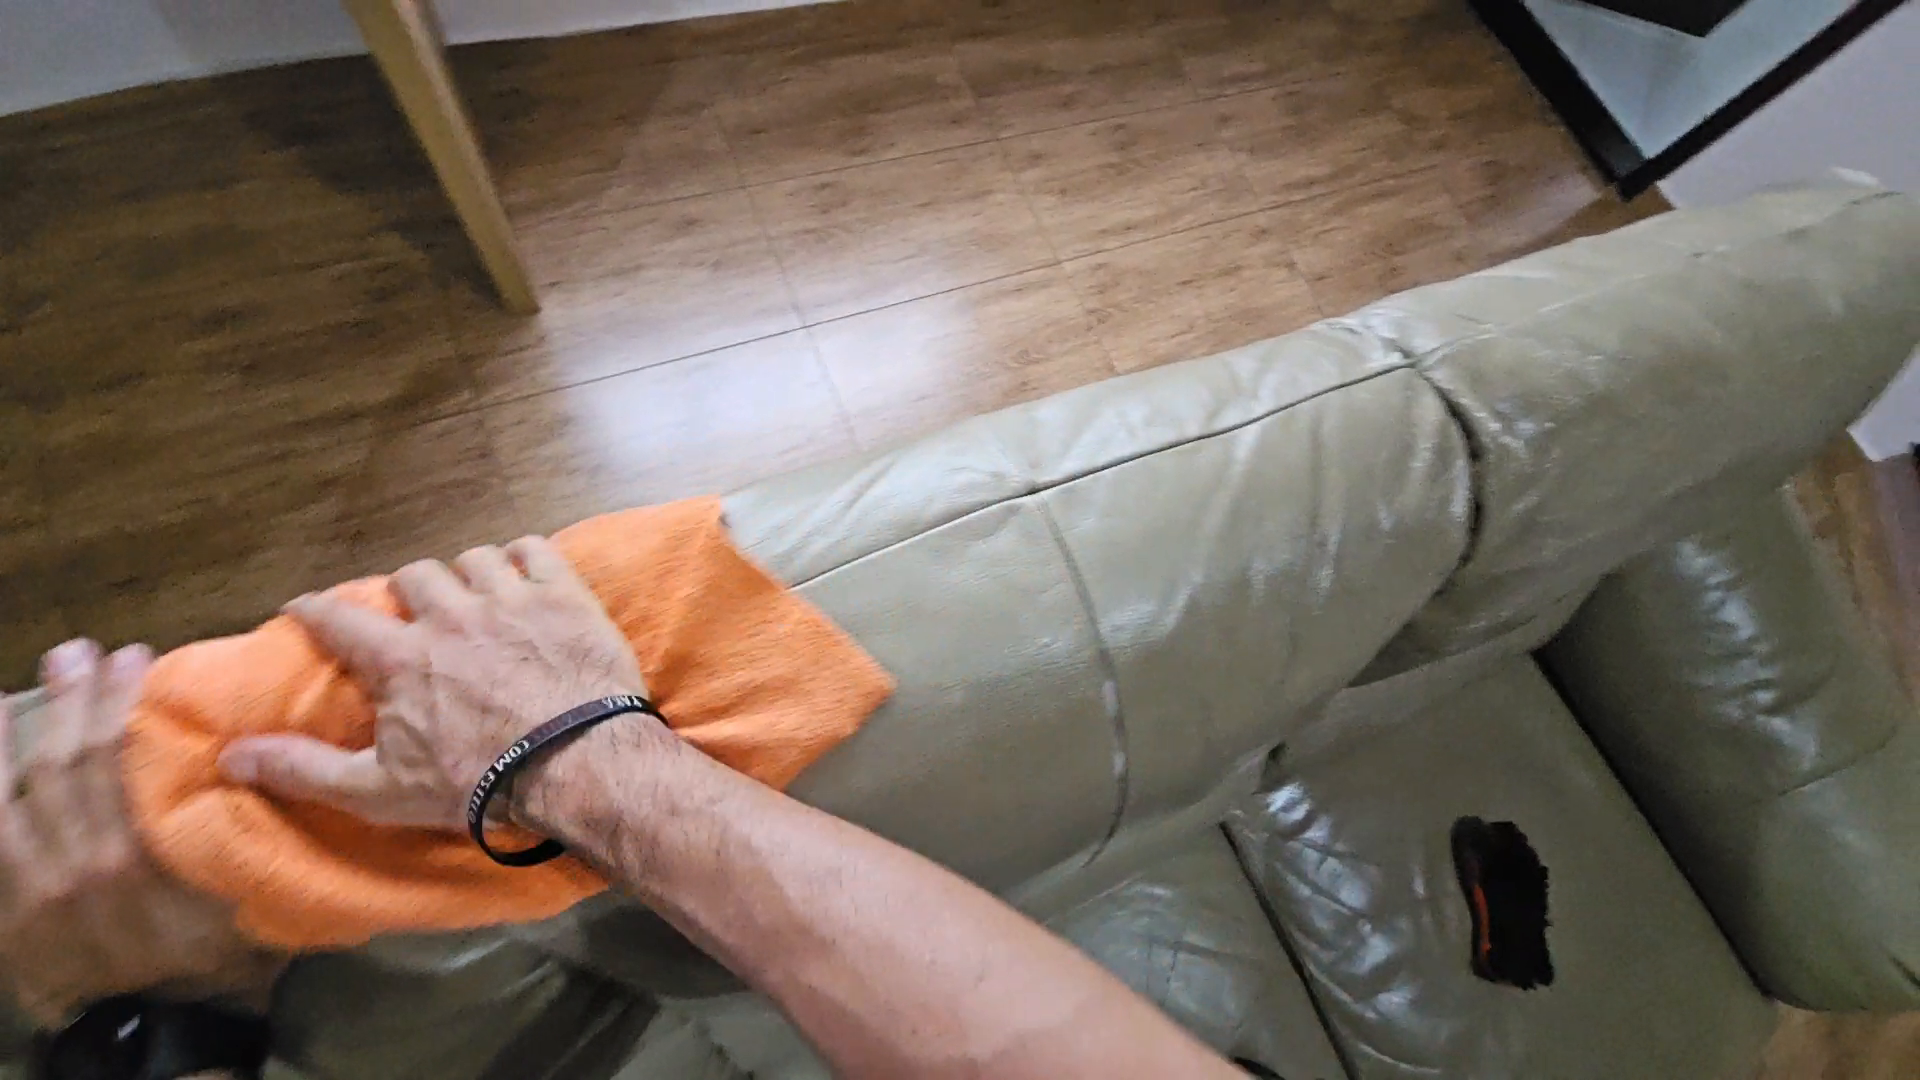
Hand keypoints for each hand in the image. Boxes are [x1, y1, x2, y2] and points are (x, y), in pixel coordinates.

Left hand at [0, 641, 284, 1026]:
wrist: (157, 1021)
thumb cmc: (219, 948)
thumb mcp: (239, 889)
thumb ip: (232, 833)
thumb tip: (245, 768)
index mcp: (128, 859)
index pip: (109, 768)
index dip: (114, 710)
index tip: (133, 663)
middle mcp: (64, 868)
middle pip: (54, 772)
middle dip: (67, 706)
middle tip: (79, 653)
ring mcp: (23, 891)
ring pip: (3, 800)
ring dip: (17, 738)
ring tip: (30, 687)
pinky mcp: (6, 908)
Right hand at [218, 537, 649, 831]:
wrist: (578, 760)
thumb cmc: (480, 780)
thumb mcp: (379, 790)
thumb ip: (303, 769)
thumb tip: (230, 754)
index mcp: (401, 657)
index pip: (338, 617)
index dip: (316, 610)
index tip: (308, 608)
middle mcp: (452, 616)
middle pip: (416, 575)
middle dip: (410, 592)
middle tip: (421, 613)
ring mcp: (512, 600)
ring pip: (476, 558)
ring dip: (470, 574)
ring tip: (478, 594)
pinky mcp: (565, 595)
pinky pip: (537, 551)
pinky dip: (527, 557)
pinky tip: (528, 575)